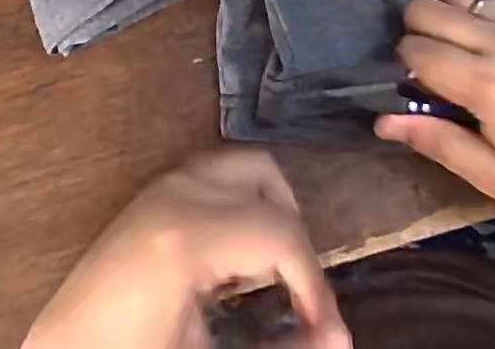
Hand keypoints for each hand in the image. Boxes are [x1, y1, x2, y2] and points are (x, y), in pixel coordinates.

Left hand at [24, 148, 349, 348]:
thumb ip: (276, 346)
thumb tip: (340, 340)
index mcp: (187, 234)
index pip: (280, 234)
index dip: (315, 283)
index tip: (328, 331)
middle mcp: (178, 192)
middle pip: (268, 184)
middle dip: (296, 241)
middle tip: (301, 298)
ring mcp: (163, 184)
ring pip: (245, 165)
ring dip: (272, 208)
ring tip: (274, 271)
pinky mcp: (154, 191)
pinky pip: (218, 173)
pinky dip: (244, 201)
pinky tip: (236, 255)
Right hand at [374, 0, 494, 245]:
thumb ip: (436, 141)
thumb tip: (381, 120)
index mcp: (488, 83)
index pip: (415, 49)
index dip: (404, 69)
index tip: (418, 94)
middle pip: (425, 8)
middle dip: (415, 35)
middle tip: (432, 73)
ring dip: (442, 18)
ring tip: (457, 55)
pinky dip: (473, 11)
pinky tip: (486, 45)